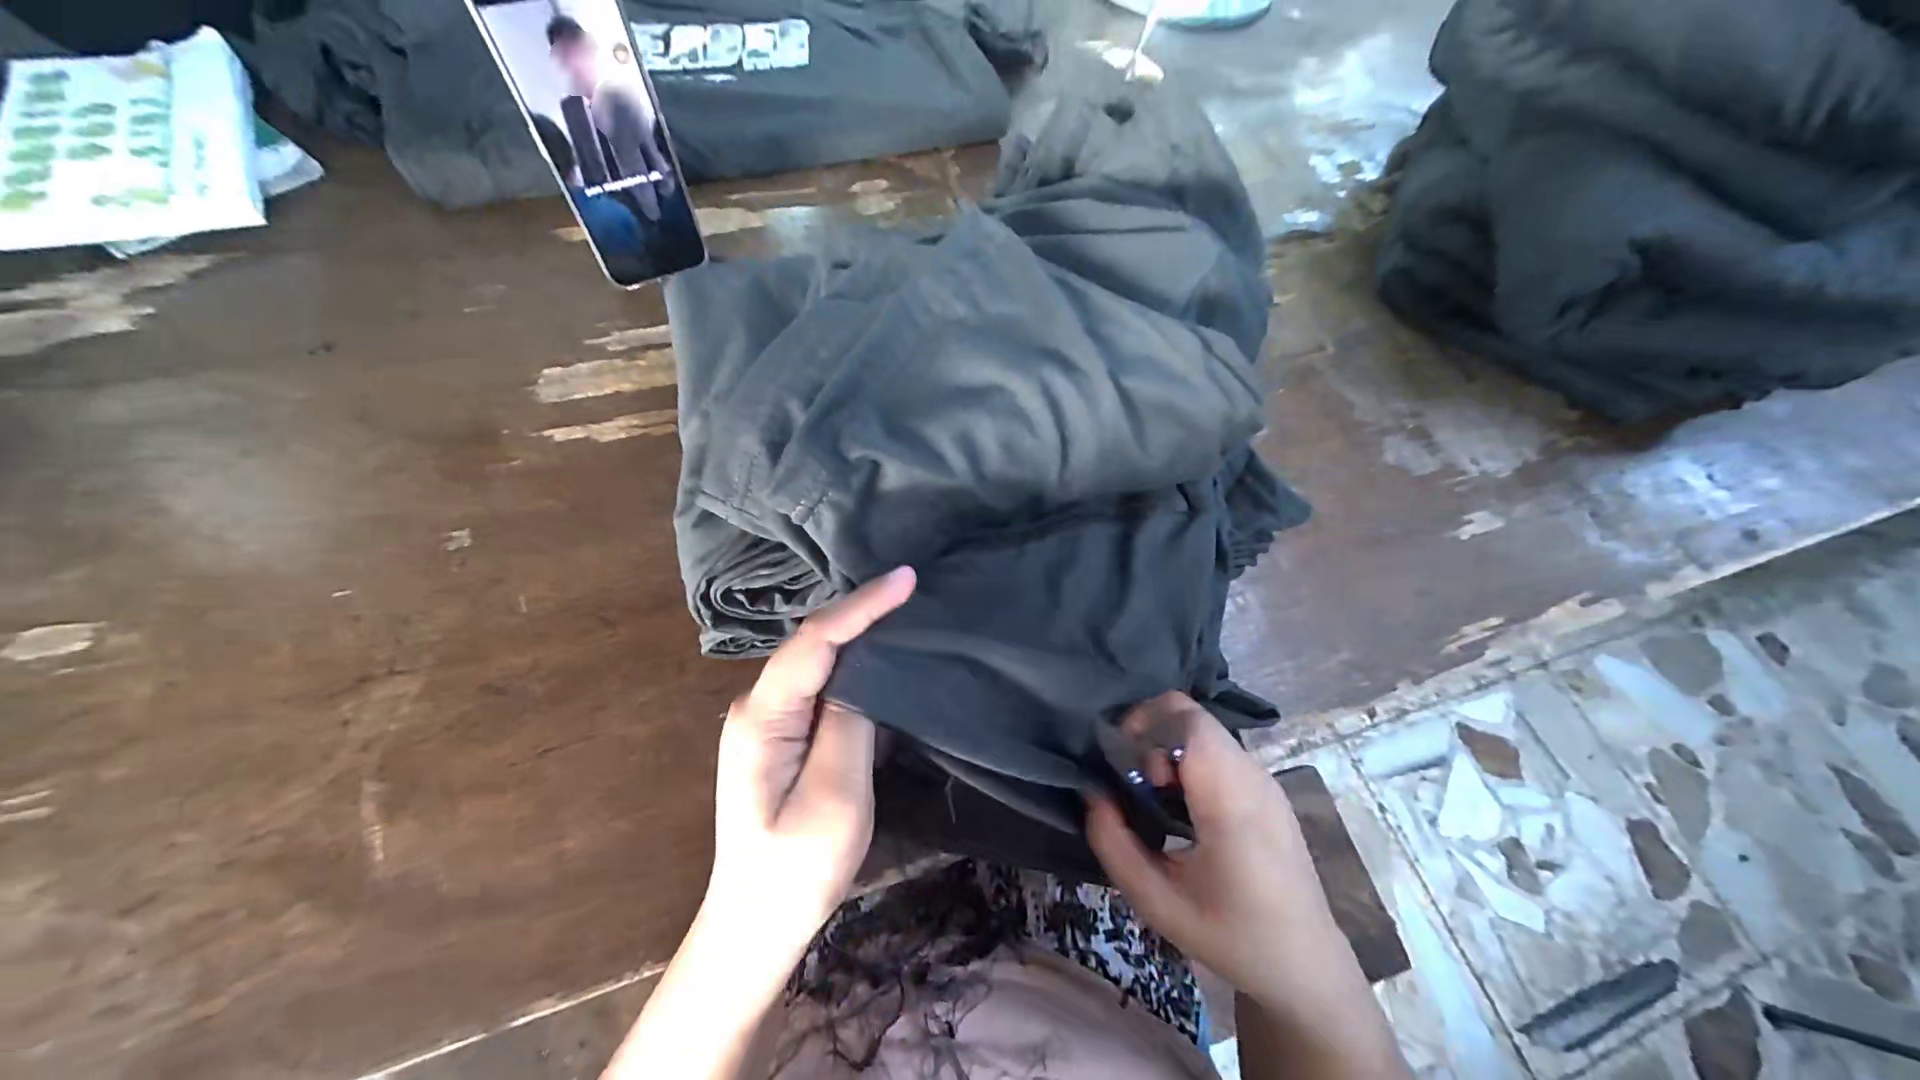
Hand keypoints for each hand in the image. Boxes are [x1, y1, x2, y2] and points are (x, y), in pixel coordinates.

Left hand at [700, 565, 916, 969]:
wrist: (754, 925)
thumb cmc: (796, 870)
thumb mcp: (835, 799)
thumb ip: (849, 724)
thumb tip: (865, 672)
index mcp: (763, 716)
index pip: (816, 641)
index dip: (863, 605)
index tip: (907, 578)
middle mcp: (759, 706)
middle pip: (814, 642)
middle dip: (862, 611)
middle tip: (913, 587)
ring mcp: (769, 721)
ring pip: (819, 662)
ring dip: (861, 637)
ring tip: (906, 612)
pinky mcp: (785, 737)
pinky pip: (823, 688)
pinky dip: (857, 669)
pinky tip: (885, 660)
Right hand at [1084, 692, 1348, 1008]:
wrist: (1306, 964)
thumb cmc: (1230, 935)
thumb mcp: (1156, 902)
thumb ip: (1113, 844)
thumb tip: (1094, 793)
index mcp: (1230, 801)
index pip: (1189, 720)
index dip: (1147, 720)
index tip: (1123, 758)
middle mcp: (1254, 777)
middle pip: (1195, 718)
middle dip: (1154, 733)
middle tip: (1136, 780)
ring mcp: (1267, 781)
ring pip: (1207, 731)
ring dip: (1172, 747)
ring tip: (1157, 794)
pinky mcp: (1270, 790)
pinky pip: (1221, 750)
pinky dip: (1192, 758)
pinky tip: (1183, 805)